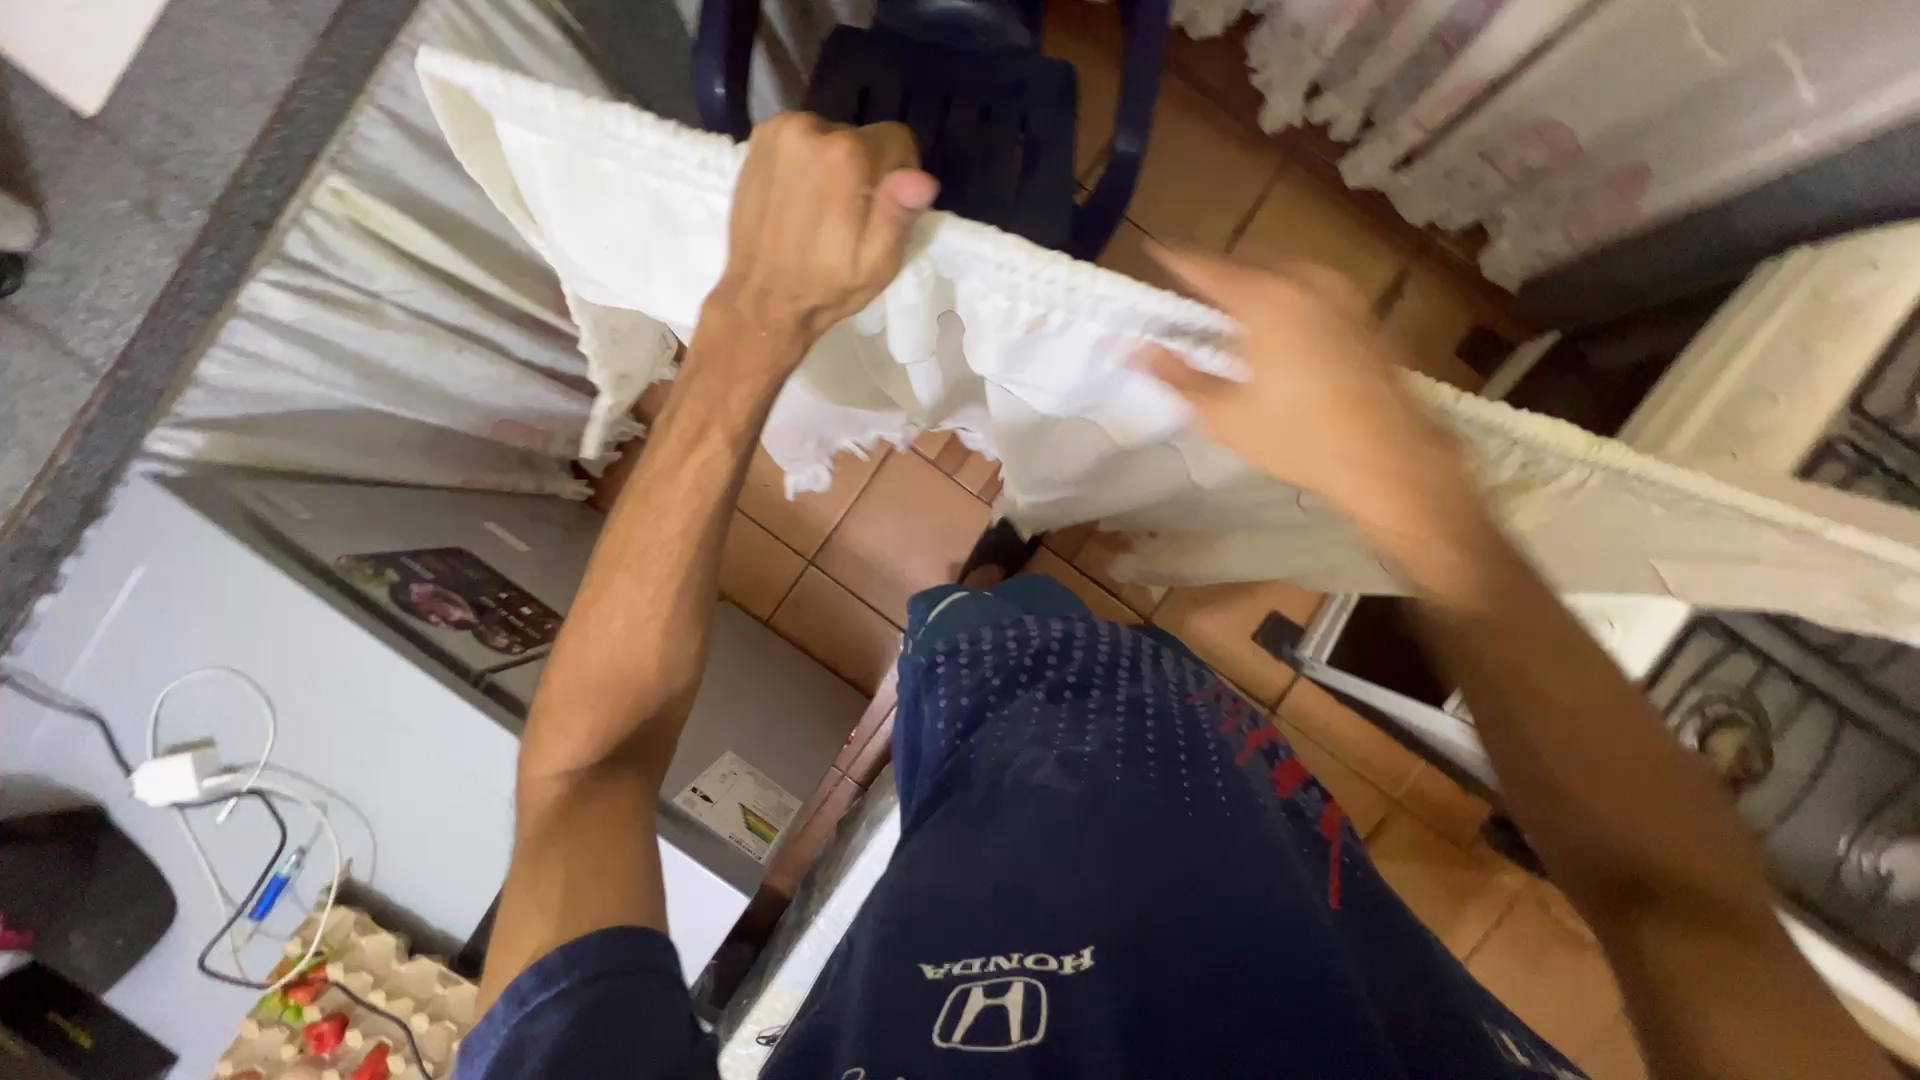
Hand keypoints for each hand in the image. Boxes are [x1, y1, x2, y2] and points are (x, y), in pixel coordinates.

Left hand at [705, 114, 937, 366]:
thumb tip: (922, 179)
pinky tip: (800, 198)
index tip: (886, 210)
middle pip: (862, 139)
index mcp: (845, 156)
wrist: (763, 298)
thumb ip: (898, 213)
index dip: (901, 175)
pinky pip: (802, 139)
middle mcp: (811, 129)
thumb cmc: (826, 286)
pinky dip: (808, 162)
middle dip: (866, 171)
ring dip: (836, 165)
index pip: (899, 139)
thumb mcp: (876, 263)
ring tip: (823, 210)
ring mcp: (779, 132)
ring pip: (832, 137)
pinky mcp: (758, 139)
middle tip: (850, 217)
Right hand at [1137, 248, 1470, 524]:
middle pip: (1250, 263)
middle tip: (1192, 287)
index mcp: (1264, 301)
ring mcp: (1341, 296)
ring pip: (1286, 271)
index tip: (1154, 251)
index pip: (1208, 269)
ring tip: (1232, 304)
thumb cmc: (1296, 437)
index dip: (1177, 260)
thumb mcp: (1224, 414)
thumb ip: (1177, 375)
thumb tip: (1134, 350)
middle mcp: (1305, 284)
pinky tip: (1279, 324)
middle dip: (1219, 272)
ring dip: (1255, 281)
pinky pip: (1313, 288)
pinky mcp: (1364, 315)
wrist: (1387, 457)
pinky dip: (1286, 295)